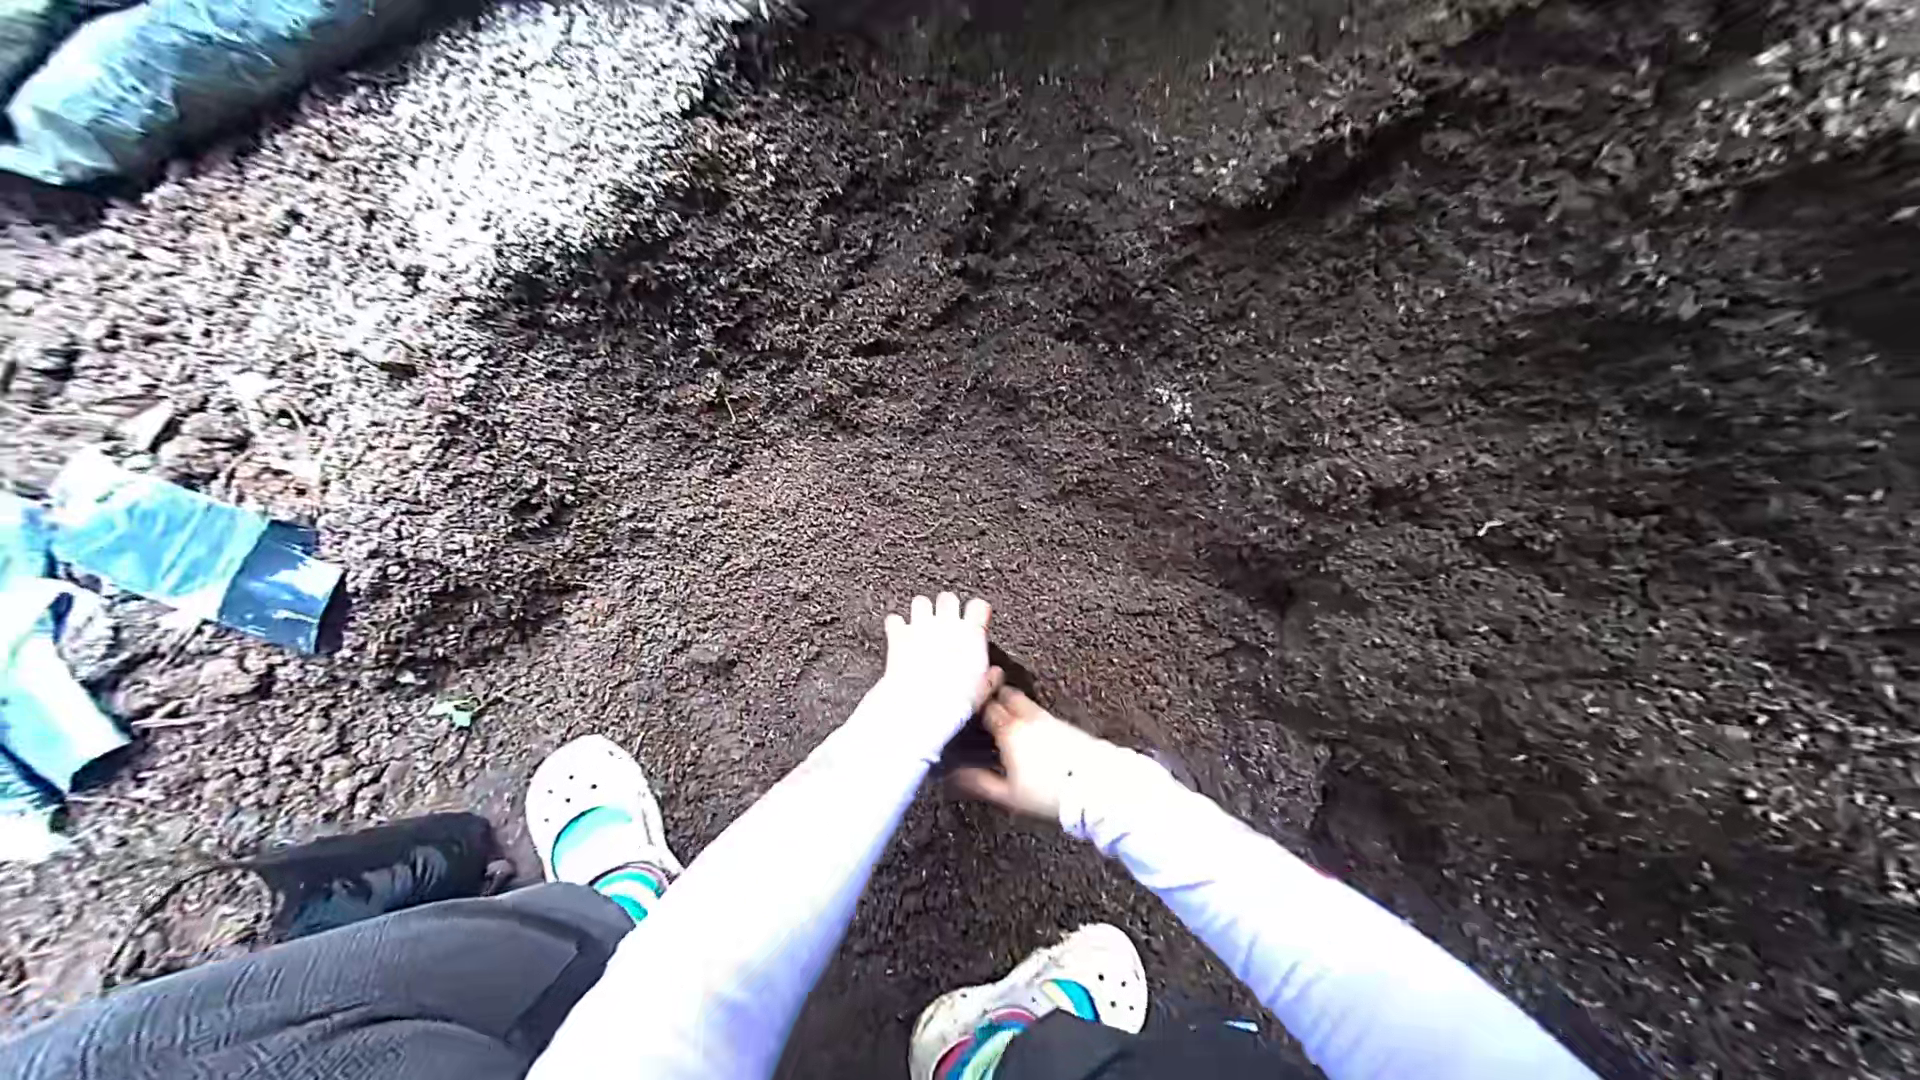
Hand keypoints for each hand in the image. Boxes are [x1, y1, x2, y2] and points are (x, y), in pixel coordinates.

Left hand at [866, 592, 1000, 755]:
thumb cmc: (954, 700)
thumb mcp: (982, 692)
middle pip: (948, 598)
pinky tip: (899, 634)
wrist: (921, 706)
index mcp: (971, 633)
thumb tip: (996, 674)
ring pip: (920, 601)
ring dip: (920, 610)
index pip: (978, 606)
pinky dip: (896, 625)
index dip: (977, 611)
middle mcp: (946, 624)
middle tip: (946, 621)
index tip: (976, 619)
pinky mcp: (898, 635)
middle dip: (946, 607)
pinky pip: (894, 619)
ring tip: (922, 624)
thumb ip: (990, 677)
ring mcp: (920, 627)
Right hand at [949, 686, 1112, 821]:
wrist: (1096, 788)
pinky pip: (1038, 712)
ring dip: (1011, 703)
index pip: (985, 706)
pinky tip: (1027, 731)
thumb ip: (979, 782)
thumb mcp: (1008, 794)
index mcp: (1009, 731)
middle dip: (993, 696)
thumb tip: (953, 776)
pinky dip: (1027, 715)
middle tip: (982, 704)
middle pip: (1005, 694)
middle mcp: (1028, 718)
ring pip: (1023, 701)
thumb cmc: (1050, 793)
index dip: (973, 705)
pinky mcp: (1064, 725)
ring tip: (1002, 718)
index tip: (964, 708)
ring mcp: (1048, 719)